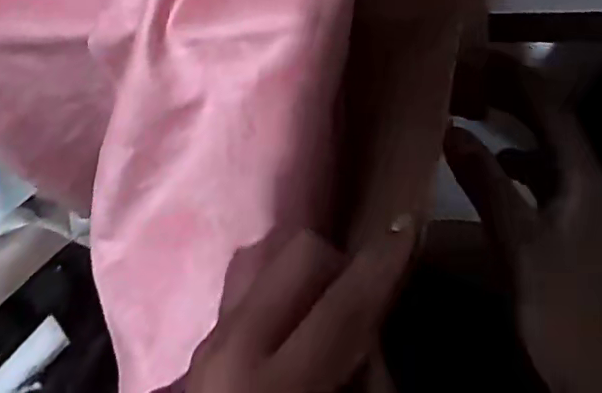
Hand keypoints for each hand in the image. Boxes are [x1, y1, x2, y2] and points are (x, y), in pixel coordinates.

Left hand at [184, 219, 414, 392]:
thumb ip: (371, 376)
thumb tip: (373, 325)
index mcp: (279, 386)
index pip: (346, 302)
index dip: (384, 259)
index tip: (407, 224)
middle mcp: (233, 352)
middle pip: (299, 253)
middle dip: (338, 264)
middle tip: (357, 303)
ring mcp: (205, 347)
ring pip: (263, 258)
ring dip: (301, 273)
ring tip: (319, 312)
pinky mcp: (194, 351)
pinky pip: (242, 288)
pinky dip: (274, 291)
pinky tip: (287, 328)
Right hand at [444, 56, 601, 392]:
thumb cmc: (565, 311)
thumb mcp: (521, 247)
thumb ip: (488, 185)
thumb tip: (453, 129)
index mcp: (584, 175)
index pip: (550, 108)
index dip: (516, 76)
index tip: (481, 53)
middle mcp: (590, 181)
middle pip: (553, 123)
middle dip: (516, 95)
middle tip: (475, 72)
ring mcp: (588, 207)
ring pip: (550, 150)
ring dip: (518, 127)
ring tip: (482, 107)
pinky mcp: (579, 231)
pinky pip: (548, 177)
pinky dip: (522, 162)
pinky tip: (502, 167)